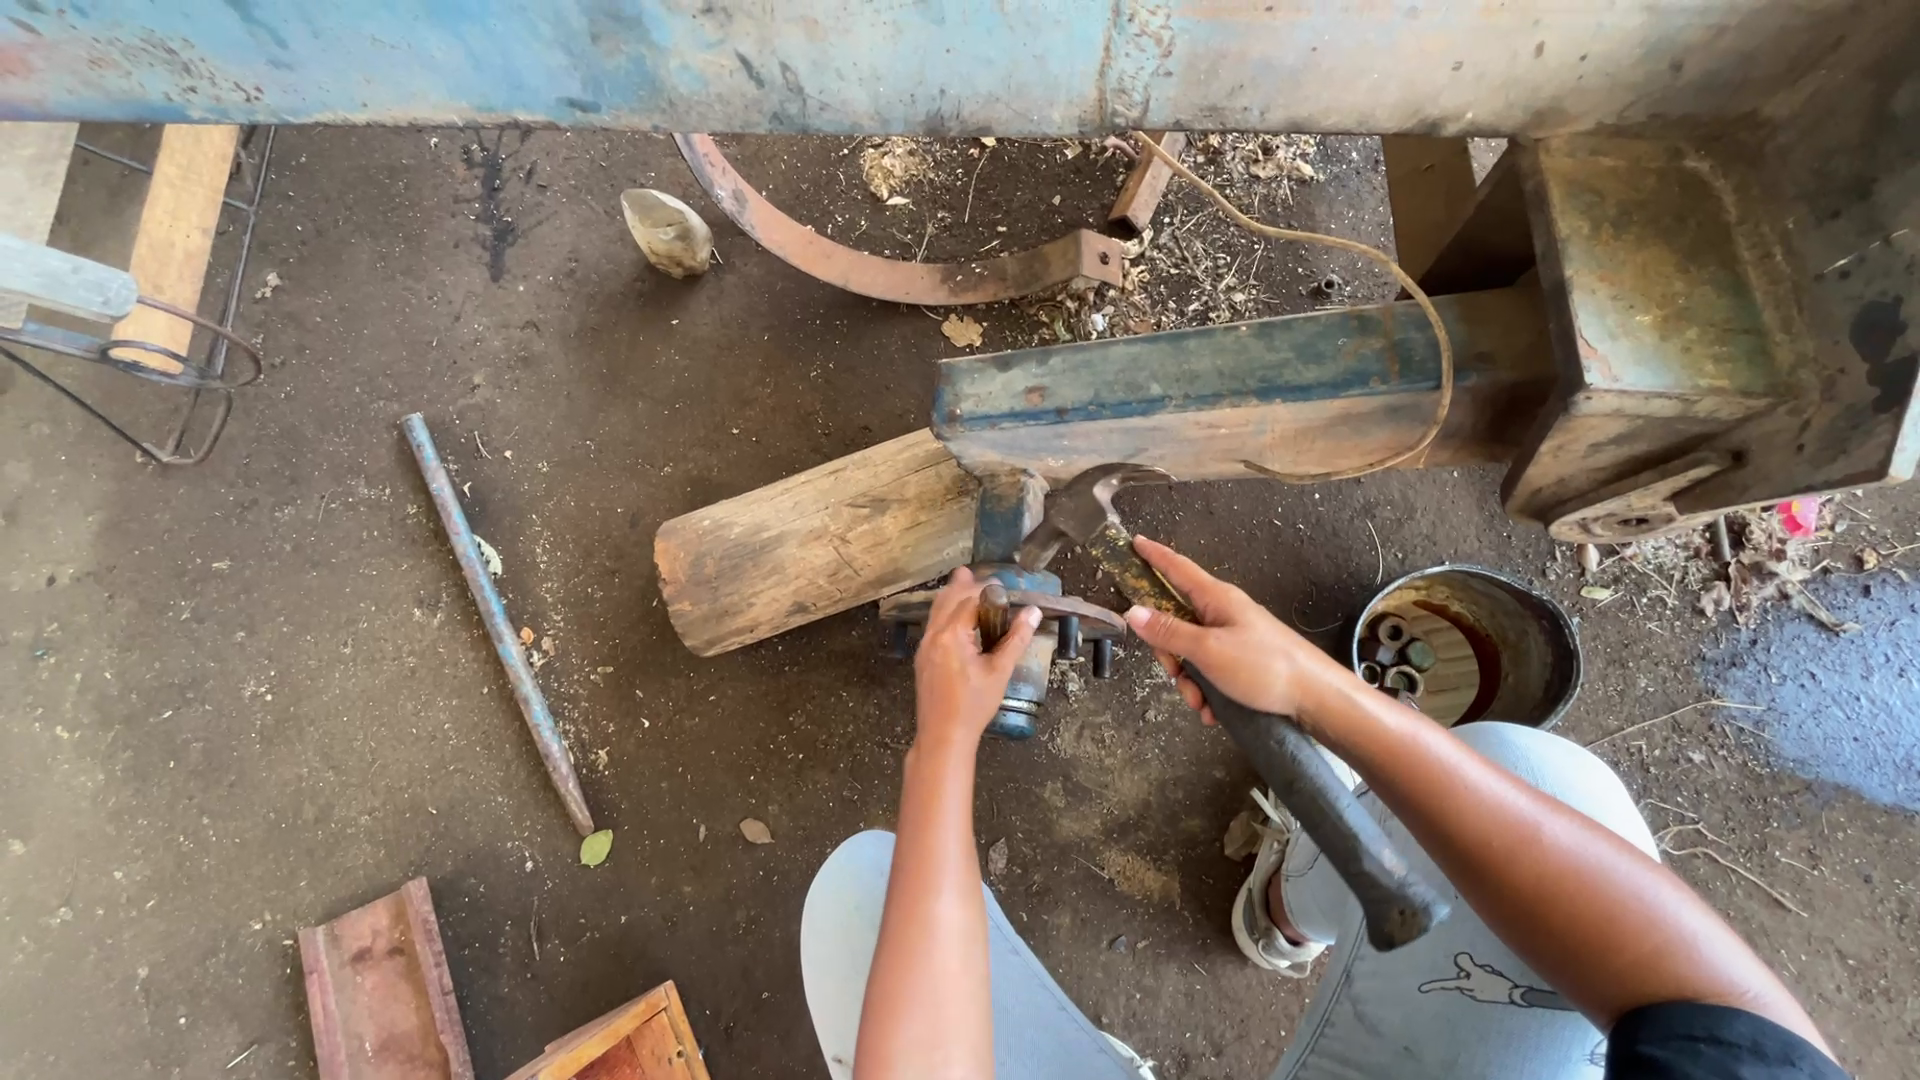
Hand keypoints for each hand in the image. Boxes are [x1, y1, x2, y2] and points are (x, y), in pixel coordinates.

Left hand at [912, 567, 1041, 748]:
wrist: (943, 736)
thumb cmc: (973, 706)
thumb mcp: (999, 672)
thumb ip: (1015, 639)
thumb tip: (1032, 612)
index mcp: (951, 635)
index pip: (969, 600)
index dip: (986, 590)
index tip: (1002, 586)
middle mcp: (933, 636)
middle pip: (946, 600)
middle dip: (962, 586)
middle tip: (973, 572)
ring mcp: (924, 648)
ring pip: (935, 612)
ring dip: (949, 597)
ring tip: (961, 583)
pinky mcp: (923, 659)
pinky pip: (932, 626)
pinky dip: (943, 614)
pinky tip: (953, 618)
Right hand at [1121, 535, 1350, 727]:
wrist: (1317, 698)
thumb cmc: (1263, 666)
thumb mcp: (1208, 650)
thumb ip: (1169, 632)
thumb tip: (1133, 611)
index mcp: (1215, 598)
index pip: (1177, 568)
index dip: (1154, 555)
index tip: (1135, 541)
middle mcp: (1222, 613)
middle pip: (1175, 621)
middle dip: (1168, 653)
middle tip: (1174, 673)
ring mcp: (1232, 638)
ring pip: (1190, 652)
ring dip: (1188, 681)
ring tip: (1202, 703)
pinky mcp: (1241, 661)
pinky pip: (1208, 671)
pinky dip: (1206, 691)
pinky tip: (1213, 711)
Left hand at [1418, 953, 1534, 1005]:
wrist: (1516, 995)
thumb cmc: (1496, 985)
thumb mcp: (1479, 973)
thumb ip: (1466, 964)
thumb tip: (1458, 958)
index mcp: (1464, 987)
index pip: (1445, 984)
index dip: (1432, 986)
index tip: (1420, 989)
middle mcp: (1469, 990)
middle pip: (1463, 973)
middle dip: (1471, 968)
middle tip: (1484, 970)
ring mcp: (1478, 991)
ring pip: (1473, 974)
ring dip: (1481, 971)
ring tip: (1492, 974)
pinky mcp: (1487, 990)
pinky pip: (1483, 978)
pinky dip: (1488, 974)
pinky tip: (1496, 976)